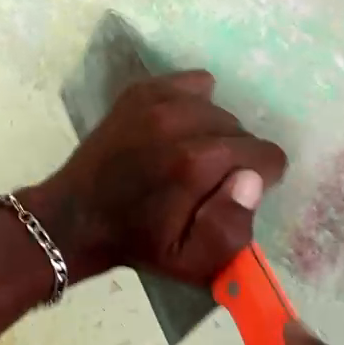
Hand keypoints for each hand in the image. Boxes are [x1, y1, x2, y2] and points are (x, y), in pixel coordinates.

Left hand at [23, 71, 287, 283]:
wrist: (77, 216)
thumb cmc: (141, 242)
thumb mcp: (194, 262)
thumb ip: (233, 228)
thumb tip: (251, 180)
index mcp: (195, 163)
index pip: (266, 154)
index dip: (258, 178)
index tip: (231, 192)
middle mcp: (177, 122)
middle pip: (241, 129)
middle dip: (235, 155)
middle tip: (206, 179)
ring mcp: (155, 101)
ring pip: (218, 107)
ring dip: (214, 130)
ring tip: (190, 154)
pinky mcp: (138, 91)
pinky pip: (194, 82)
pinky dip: (195, 101)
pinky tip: (179, 127)